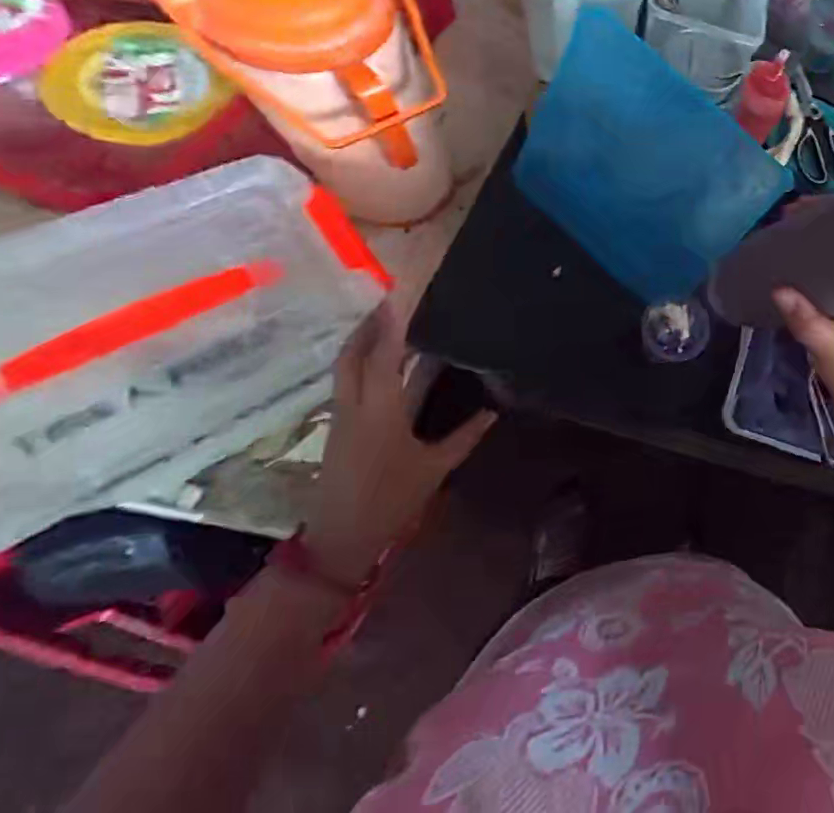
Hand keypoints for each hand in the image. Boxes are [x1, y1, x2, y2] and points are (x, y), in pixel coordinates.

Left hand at [306, 301, 496, 582]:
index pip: (384, 356)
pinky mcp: (339, 427)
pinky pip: (348, 381)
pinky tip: (383, 361)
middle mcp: (355, 405)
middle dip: (368, 325)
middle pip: (352, 354)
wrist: (341, 536)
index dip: (393, 325)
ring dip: (362, 341)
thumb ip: (466, 435)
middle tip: (391, 301)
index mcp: (380, 411)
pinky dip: (362, 362)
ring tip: (388, 323)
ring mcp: (342, 416)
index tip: (402, 296)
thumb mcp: (436, 467)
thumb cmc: (392, 499)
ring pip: (345, 367)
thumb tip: (494, 409)